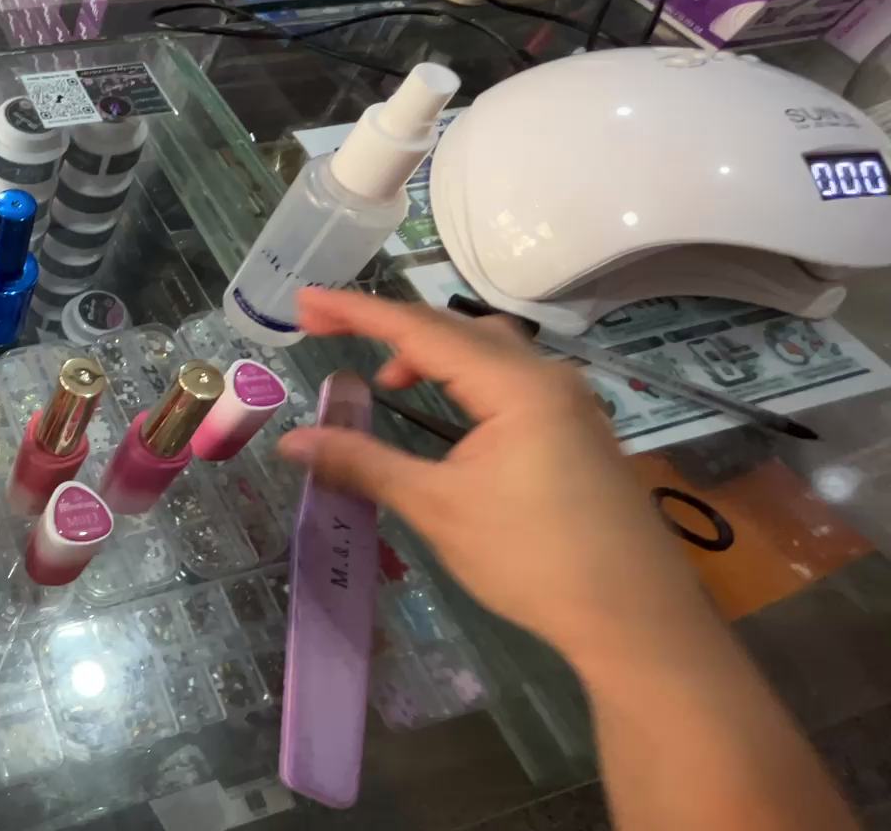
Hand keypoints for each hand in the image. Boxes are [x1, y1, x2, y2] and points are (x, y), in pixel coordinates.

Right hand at [276, 288, 715, 665]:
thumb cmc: (535, 560)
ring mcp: (565, 402)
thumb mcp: (434, 506)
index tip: (304, 301)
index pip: (418, 330)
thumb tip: (289, 442)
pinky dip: (454, 372)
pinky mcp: (571, 427)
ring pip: (480, 347)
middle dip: (380, 321)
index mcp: (515, 387)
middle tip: (319, 323)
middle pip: (450, 327)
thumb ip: (360, 463)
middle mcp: (545, 379)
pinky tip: (436, 402)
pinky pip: (501, 373)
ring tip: (380, 375)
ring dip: (422, 347)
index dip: (354, 311)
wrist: (641, 629)